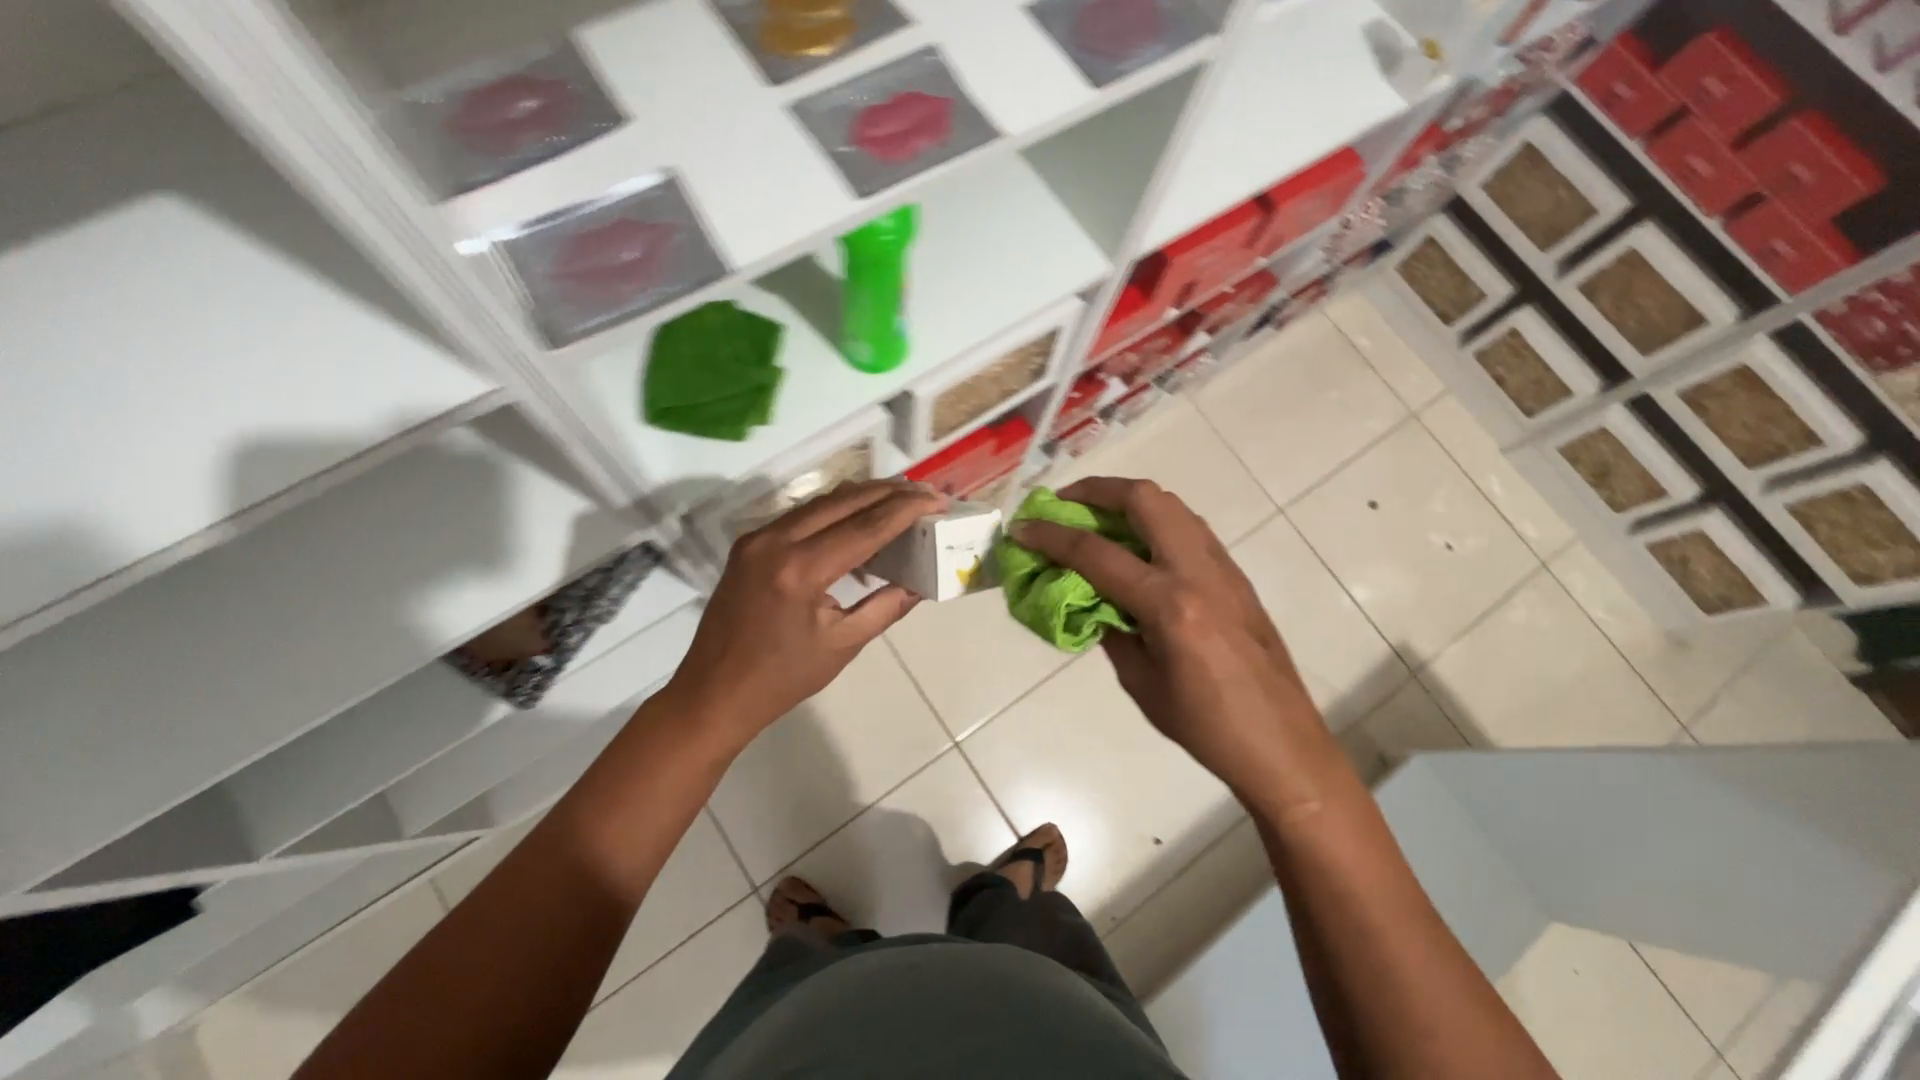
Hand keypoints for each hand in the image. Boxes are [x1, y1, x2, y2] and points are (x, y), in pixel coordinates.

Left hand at [665, 480, 947, 746]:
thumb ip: (886, 607)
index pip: (865, 527)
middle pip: (843, 502)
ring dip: (861, 498)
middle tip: (925, 493)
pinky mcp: (749, 544)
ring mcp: (757, 538)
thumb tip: (922, 583)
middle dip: (888, 493)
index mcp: (800, 570)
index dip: (905, 510)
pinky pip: (800, 517)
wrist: (715, 691)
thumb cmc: (783, 677)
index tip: (937, 499)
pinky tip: (858, 522)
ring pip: (820, 503)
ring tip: (899, 500)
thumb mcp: (844, 644)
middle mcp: (776, 541)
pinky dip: (834, 514)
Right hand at [1011, 478, 1340, 816]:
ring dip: (1129, 501)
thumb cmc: (1205, 727)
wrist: (1281, 743)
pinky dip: (1156, 522)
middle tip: (1064, 505)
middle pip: (1144, 500)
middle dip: (1096, 491)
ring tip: (1096, 518)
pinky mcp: (1236, 577)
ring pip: (1173, 506)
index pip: (1097, 554)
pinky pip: (1190, 529)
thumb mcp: (1142, 684)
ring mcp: (1223, 569)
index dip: (1052, 537)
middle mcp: (1197, 572)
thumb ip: (1113, 632)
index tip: (1022, 528)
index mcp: (1169, 605)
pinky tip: (1138, 547)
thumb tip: (1093, 601)